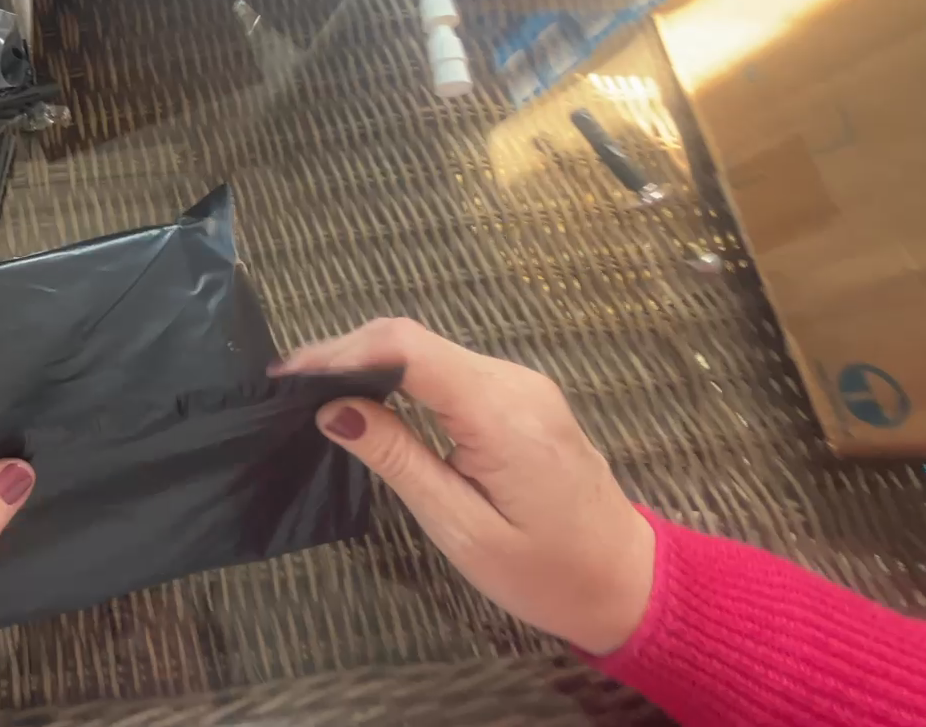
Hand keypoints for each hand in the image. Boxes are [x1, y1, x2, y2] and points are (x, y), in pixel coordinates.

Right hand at [273, 318, 654, 654]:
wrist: (636, 586)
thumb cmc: (547, 573)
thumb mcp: (461, 527)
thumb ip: (396, 458)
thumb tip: (331, 409)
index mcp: (501, 415)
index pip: (406, 350)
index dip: (339, 351)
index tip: (289, 373)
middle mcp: (511, 381)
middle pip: (408, 338)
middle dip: (342, 352)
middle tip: (292, 383)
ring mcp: (516, 381)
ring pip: (419, 345)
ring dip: (362, 358)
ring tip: (315, 386)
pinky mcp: (512, 390)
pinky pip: (438, 362)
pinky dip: (390, 369)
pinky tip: (362, 390)